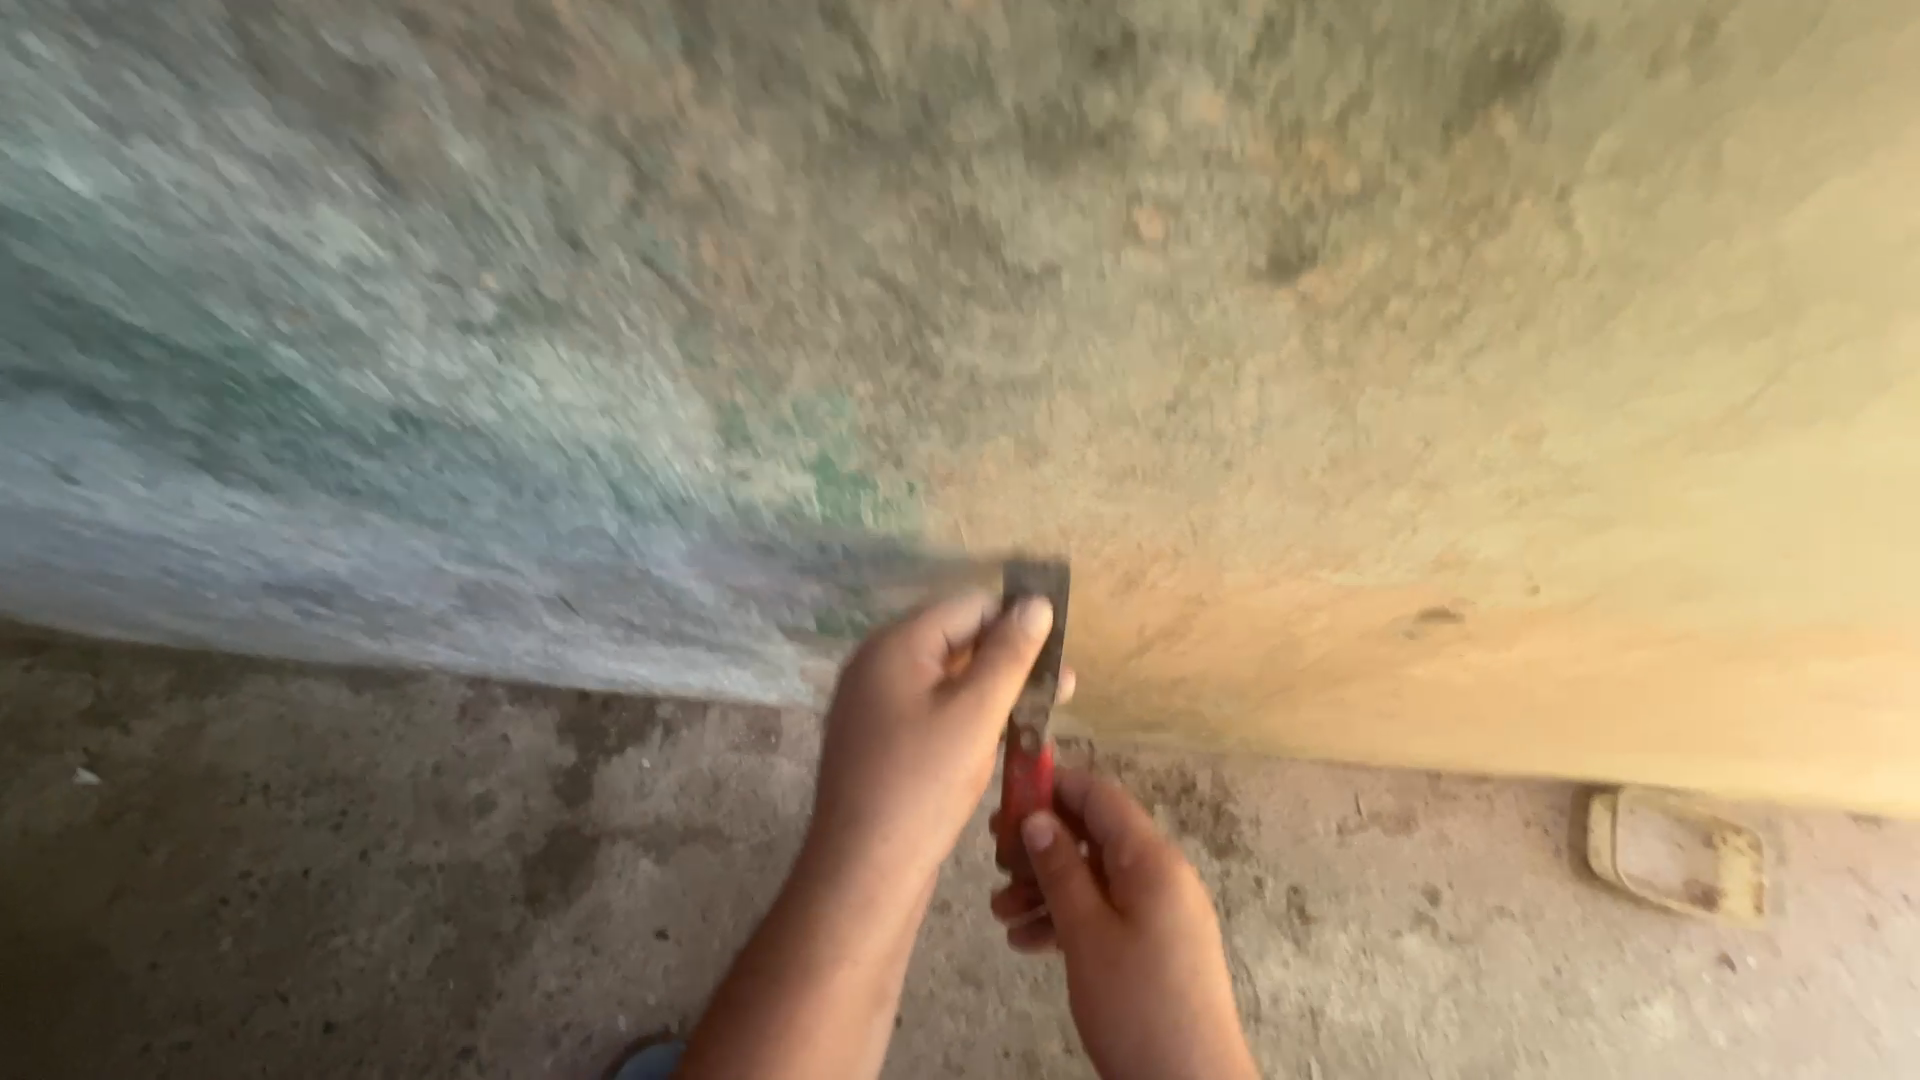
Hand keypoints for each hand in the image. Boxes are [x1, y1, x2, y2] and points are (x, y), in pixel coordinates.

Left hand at [806, 591, 1071, 884]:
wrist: (862, 873)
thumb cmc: (922, 785)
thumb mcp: (975, 714)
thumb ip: (1009, 655)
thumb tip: (1036, 602)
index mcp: (894, 644)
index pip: (968, 607)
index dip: (1016, 621)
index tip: (1059, 653)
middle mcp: (878, 664)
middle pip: (956, 640)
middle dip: (1010, 660)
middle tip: (1063, 688)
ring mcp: (875, 704)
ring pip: (948, 679)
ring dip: (994, 691)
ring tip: (1042, 715)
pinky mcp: (881, 740)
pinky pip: (932, 710)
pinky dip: (968, 716)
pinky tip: (1002, 737)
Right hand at [990, 768, 1259, 1079]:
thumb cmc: (1136, 1002)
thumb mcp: (1086, 932)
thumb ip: (1059, 868)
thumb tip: (1036, 816)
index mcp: (1152, 858)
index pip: (1100, 795)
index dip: (1054, 786)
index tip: (1008, 797)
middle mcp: (1159, 874)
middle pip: (1092, 836)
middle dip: (1041, 846)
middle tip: (996, 860)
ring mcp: (1158, 911)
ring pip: (1093, 878)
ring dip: (1045, 888)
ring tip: (1000, 912)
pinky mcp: (1153, 944)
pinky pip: (1104, 912)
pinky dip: (1066, 918)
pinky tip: (1027, 941)